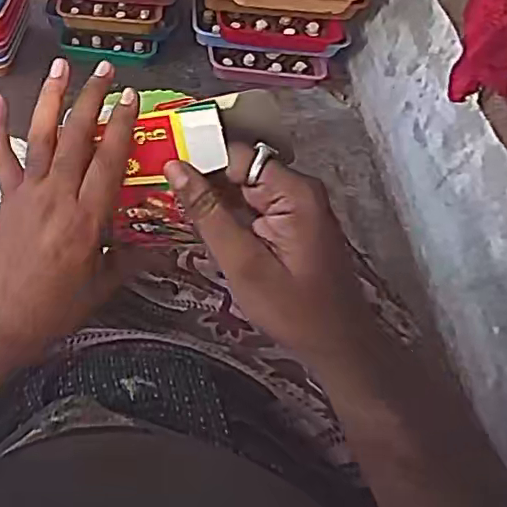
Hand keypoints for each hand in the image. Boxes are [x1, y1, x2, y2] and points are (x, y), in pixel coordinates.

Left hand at [0, 58, 139, 368]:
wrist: (2, 317)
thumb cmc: (56, 306)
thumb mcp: (102, 286)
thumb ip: (130, 259)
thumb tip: (160, 246)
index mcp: (86, 217)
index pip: (109, 159)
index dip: (122, 124)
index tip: (131, 96)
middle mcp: (57, 194)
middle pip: (77, 137)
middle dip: (92, 98)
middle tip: (105, 69)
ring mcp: (28, 191)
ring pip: (41, 135)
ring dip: (51, 98)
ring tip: (61, 67)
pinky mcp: (6, 195)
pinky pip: (0, 156)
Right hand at [165, 145, 353, 360]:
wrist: (342, 351)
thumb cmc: (295, 312)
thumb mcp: (242, 263)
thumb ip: (206, 212)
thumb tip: (175, 167)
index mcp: (293, 191)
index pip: (235, 155)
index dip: (199, 161)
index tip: (165, 173)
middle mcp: (298, 189)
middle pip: (237, 168)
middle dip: (204, 182)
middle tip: (168, 198)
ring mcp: (297, 204)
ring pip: (240, 186)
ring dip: (214, 200)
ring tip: (183, 215)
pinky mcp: (292, 220)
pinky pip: (251, 203)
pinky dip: (228, 214)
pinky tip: (210, 230)